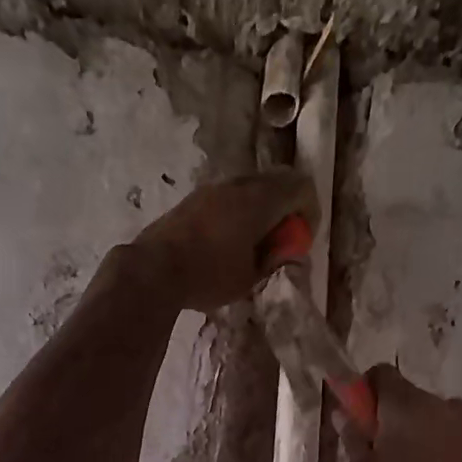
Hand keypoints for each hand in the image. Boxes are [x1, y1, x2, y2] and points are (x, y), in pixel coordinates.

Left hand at [131, 170, 320, 311]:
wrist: (152, 271)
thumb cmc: (208, 276)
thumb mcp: (250, 279)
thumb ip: (274, 262)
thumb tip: (287, 253)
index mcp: (260, 198)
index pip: (302, 187)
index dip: (309, 213)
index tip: (300, 240)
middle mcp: (238, 184)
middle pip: (276, 182)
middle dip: (284, 210)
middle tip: (278, 242)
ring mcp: (211, 189)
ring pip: (247, 189)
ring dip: (257, 211)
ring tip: (249, 246)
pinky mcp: (190, 200)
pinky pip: (224, 199)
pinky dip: (234, 215)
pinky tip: (223, 244)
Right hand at [339, 364, 461, 461]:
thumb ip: (354, 440)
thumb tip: (346, 414)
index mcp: (409, 407)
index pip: (381, 373)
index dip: (363, 392)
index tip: (358, 423)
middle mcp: (446, 406)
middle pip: (408, 398)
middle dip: (389, 420)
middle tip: (378, 461)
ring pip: (432, 419)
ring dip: (416, 437)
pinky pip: (453, 438)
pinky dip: (439, 452)